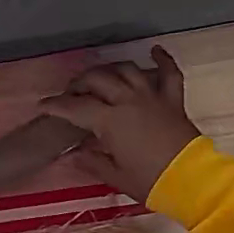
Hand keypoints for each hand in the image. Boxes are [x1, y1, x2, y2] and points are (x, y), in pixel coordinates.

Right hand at [40, 46, 201, 201]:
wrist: (190, 180)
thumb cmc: (149, 181)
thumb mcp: (115, 176)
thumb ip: (92, 161)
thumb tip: (75, 153)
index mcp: (110, 121)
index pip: (76, 107)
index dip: (56, 106)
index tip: (43, 106)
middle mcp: (128, 101)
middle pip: (98, 80)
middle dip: (79, 83)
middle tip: (71, 93)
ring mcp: (152, 97)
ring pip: (126, 70)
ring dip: (110, 70)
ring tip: (100, 77)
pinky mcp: (173, 100)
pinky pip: (169, 73)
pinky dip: (161, 59)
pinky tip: (154, 51)